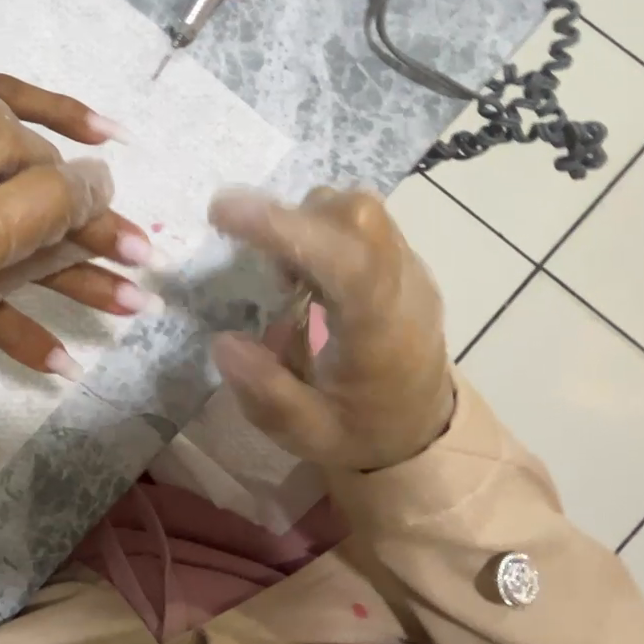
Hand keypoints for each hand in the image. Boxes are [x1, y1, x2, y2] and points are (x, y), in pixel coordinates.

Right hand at [206, 187, 453, 471]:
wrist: (422, 428)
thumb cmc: (361, 430)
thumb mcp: (307, 433)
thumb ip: (265, 391)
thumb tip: (224, 341)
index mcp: (382, 332)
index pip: (346, 263)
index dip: (285, 229)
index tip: (221, 211)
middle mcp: (403, 288)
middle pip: (358, 217)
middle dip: (294, 221)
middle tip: (265, 267)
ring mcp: (408, 268)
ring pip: (358, 209)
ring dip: (307, 223)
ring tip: (288, 275)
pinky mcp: (400, 260)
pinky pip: (360, 220)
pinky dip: (320, 227)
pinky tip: (307, 273)